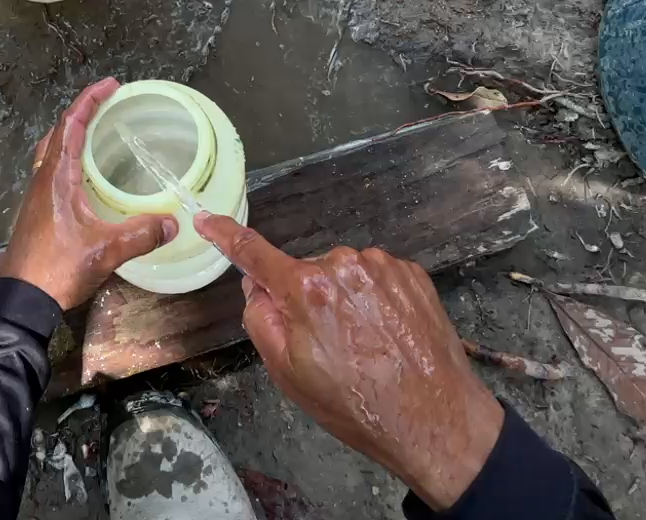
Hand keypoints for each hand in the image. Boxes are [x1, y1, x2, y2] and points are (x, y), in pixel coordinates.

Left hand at [0, 78, 177, 309]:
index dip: (90, 100)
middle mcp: (43, 177)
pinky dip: (70, 156)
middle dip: (83, 111)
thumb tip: (173, 222)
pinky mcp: (39, 208)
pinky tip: (86, 172)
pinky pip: (53, 168)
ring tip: (98, 130)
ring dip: (73, 133)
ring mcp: (38, 193)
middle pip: (60, 131)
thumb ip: (141, 234)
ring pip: (53, 149)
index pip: (71, 125)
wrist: (21, 297)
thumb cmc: (57, 267)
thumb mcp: (105, 250)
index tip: (111, 85)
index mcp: (56, 175)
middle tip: (108, 103)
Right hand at [194, 212, 503, 510]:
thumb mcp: (287, 372)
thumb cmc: (356, 405)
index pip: (252, 251)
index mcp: (305, 288)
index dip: (225, 234)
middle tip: (328, 345)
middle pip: (303, 271)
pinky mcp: (411, 273)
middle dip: (304, 298)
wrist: (440, 426)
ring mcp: (380, 265)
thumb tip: (257, 286)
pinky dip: (372, 298)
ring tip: (365, 343)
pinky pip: (374, 276)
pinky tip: (387, 333)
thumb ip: (259, 318)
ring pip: (340, 273)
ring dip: (342, 298)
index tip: (205, 218)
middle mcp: (341, 263)